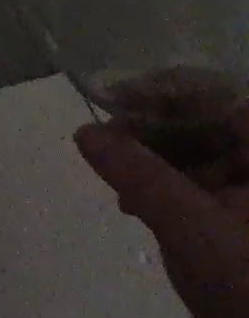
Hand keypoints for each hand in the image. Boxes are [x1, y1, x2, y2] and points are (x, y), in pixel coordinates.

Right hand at [76, 114, 248, 317]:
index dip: (164, 92)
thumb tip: (84, 130)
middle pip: (208, 122)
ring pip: (201, 151)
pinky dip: (167, 184)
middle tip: (102, 146)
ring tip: (121, 188)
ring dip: (152, 160)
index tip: (110, 102)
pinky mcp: (248, 216)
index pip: (220, 99)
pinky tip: (141, 206)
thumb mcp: (191, 226)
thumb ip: (137, 174)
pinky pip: (205, 179)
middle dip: (149, 130)